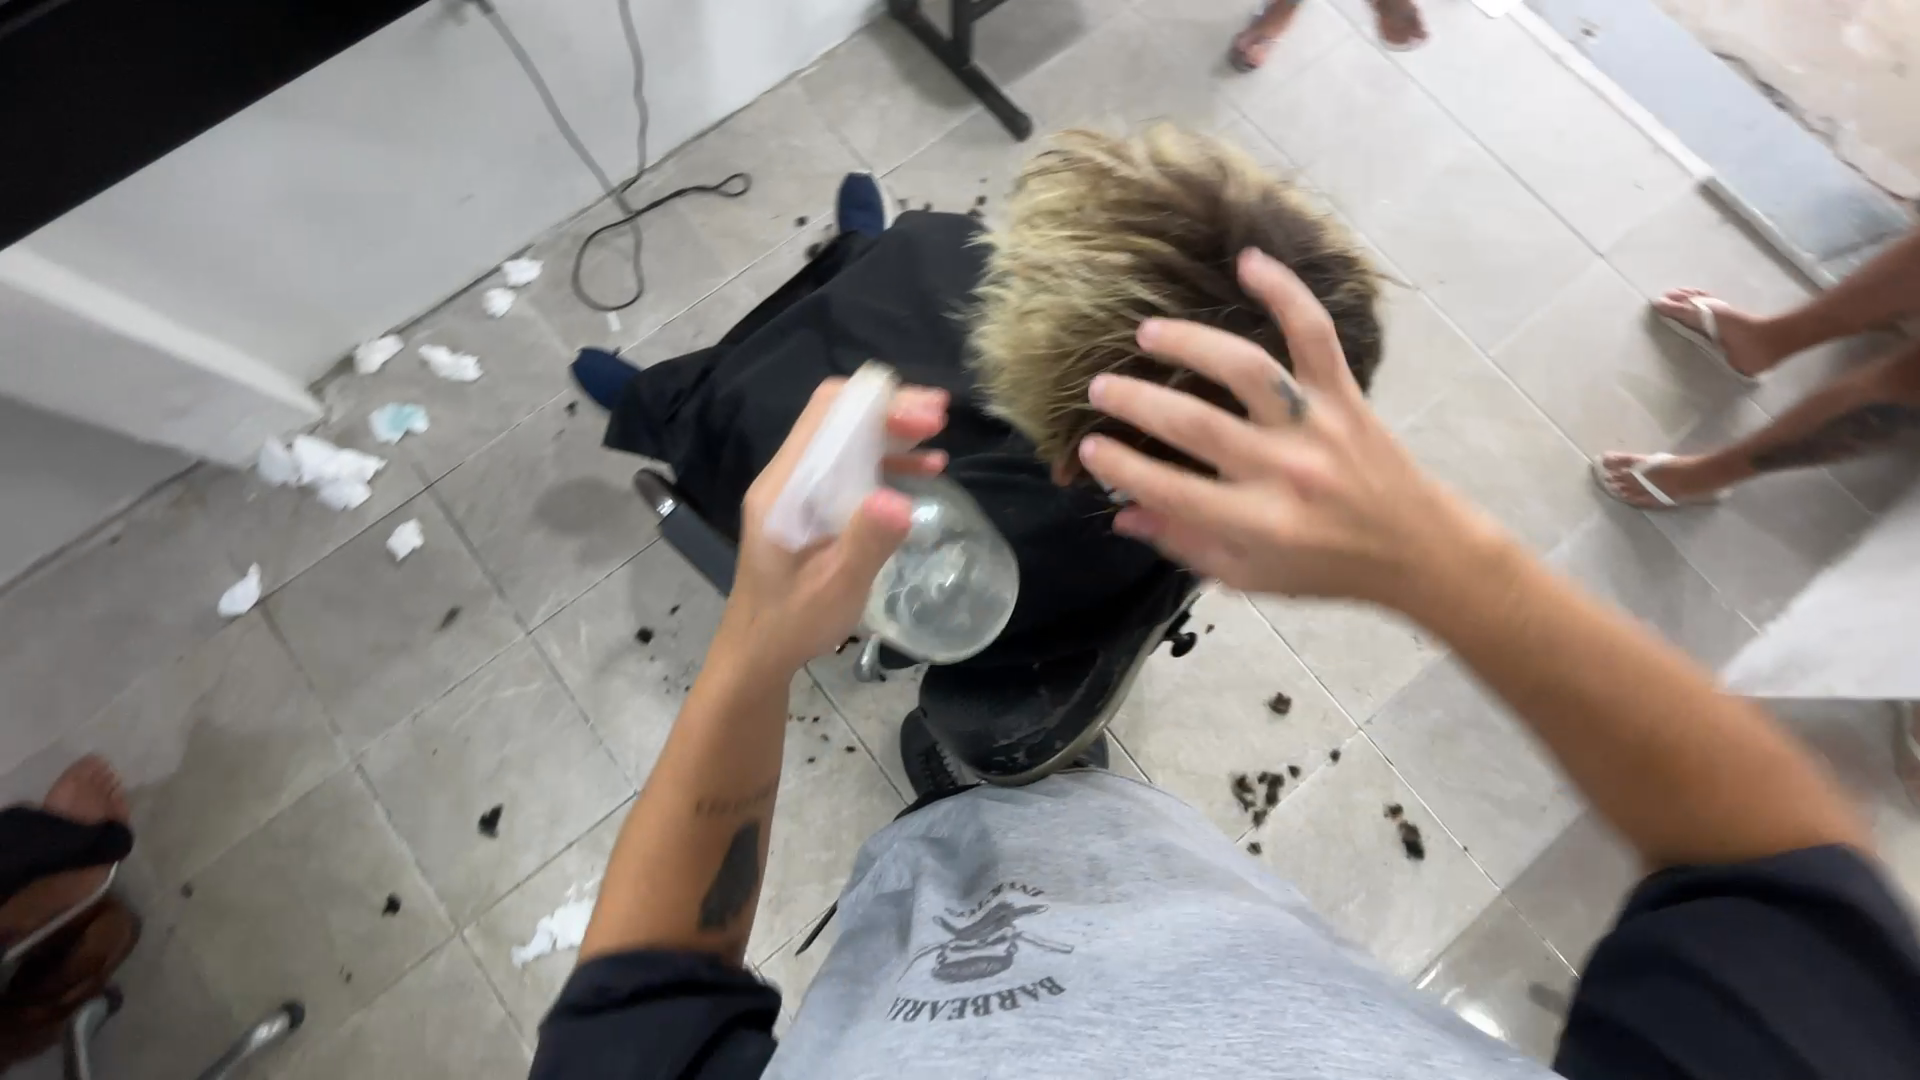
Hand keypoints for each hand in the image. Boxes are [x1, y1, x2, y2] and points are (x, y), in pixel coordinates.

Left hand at [718, 378, 948, 673]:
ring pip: (846, 442)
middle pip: (838, 420)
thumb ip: (866, 542)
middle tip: (940, 415)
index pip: (826, 414)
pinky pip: (847, 470)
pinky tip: (921, 470)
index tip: (923, 413)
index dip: (876, 403)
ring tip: (939, 433)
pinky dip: (884, 463)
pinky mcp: (809, 509)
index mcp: (785, 488)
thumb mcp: (836, 587)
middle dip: (890, 411)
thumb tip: (900, 499)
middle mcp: (788, 479)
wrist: (757, 653)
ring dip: (891, 433)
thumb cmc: (792, 623)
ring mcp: (797, 493)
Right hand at [1075, 248, 1501, 611]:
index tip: (1088, 449)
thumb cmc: (1319, 567)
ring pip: (1246, 370)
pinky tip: (1248, 261)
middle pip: (1195, 426)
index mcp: (1255, 524)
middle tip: (1099, 388)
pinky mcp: (1344, 395)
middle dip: (1137, 403)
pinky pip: (1315, 335)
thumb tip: (1122, 515)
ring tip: (1147, 334)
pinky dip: (1285, 293)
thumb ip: (1182, 543)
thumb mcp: (1245, 575)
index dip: (1121, 468)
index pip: (1170, 491)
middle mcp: (1283, 471)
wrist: (1417, 551)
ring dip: (1191, 345)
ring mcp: (1316, 426)